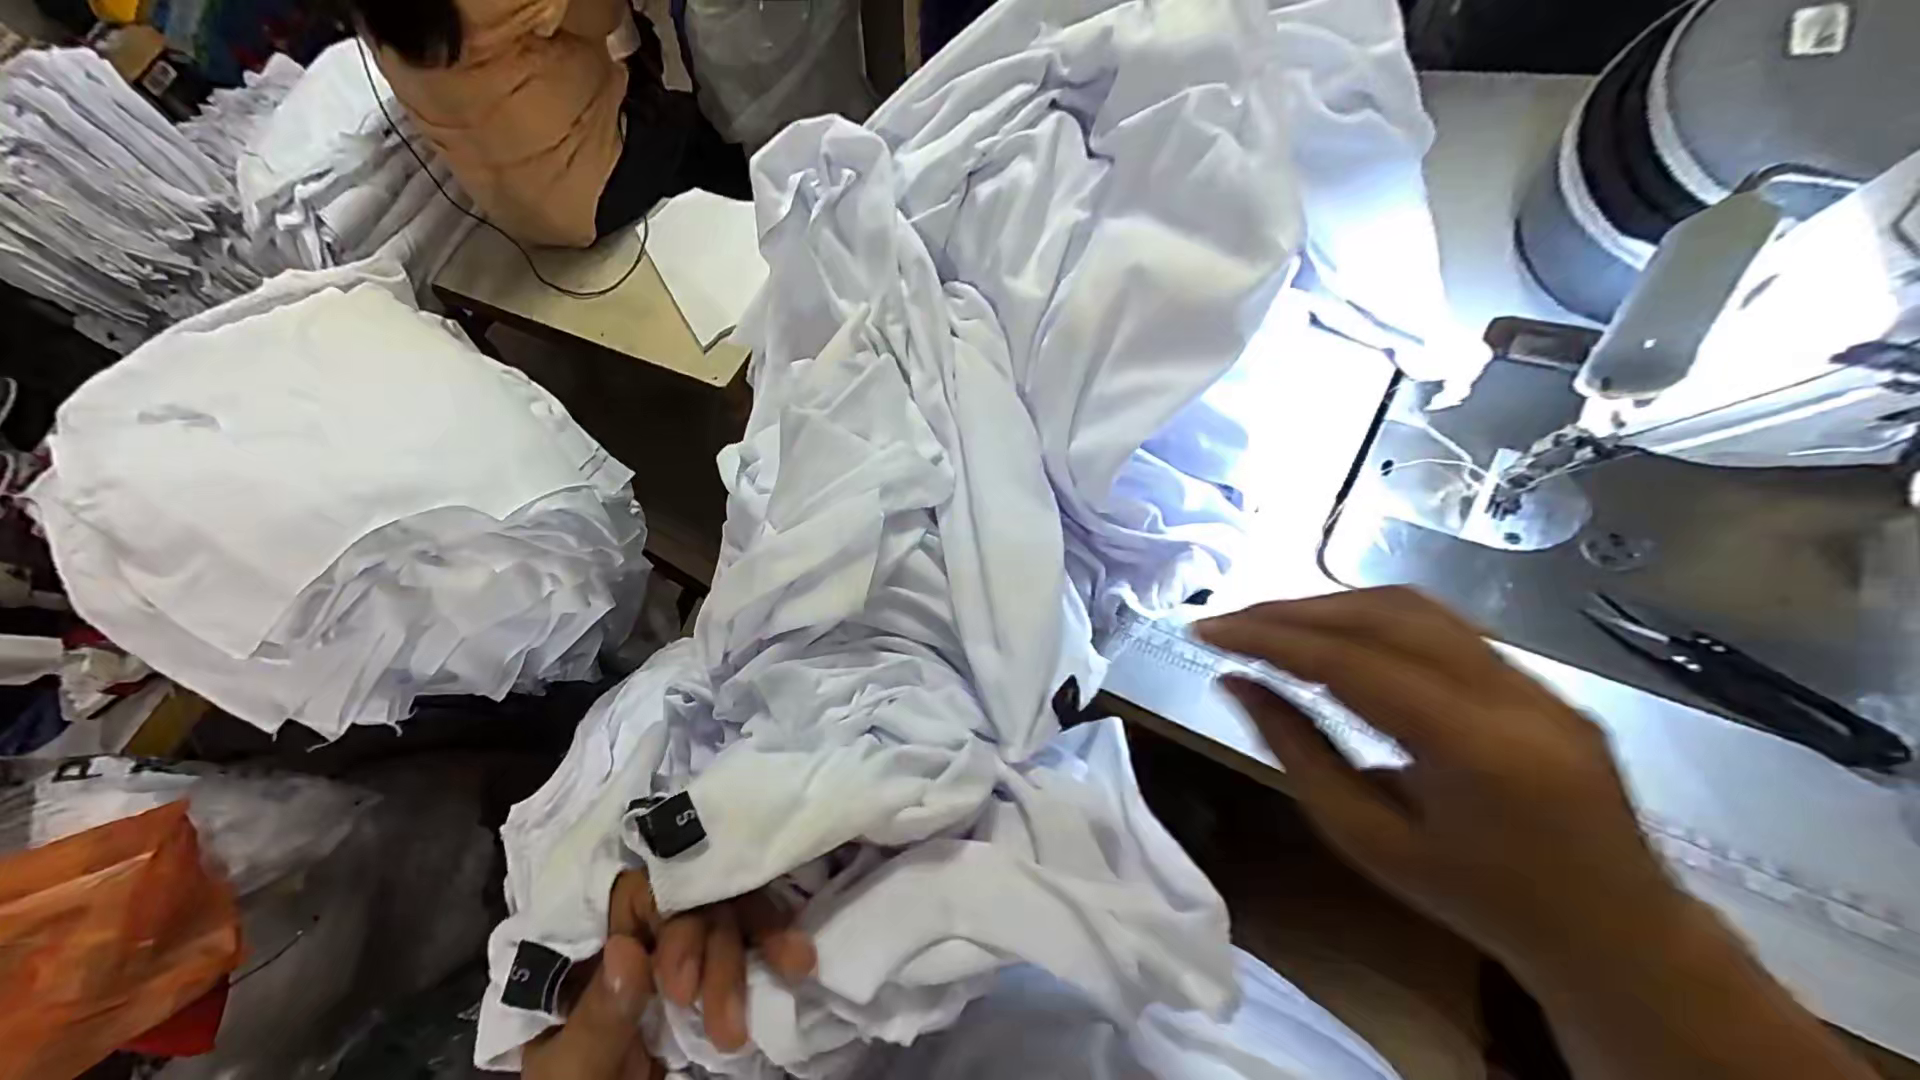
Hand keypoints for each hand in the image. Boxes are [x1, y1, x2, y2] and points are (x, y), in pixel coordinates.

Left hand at [521, 869, 816, 1079]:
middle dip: (718, 955)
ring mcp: (689, 951)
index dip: (670, 921)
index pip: (641, 898)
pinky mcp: (722, 971)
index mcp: (598, 950)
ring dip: (762, 942)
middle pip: (694, 907)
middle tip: (727, 1026)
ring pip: (731, 916)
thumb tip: (625, 946)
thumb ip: (599, 1018)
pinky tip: (798, 961)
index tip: (682, 985)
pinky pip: (753, 939)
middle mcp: (647, 936)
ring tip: (791, 972)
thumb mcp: (574, 1074)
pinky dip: (776, 945)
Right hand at [1196, 587, 1689, 984]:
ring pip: (1411, 607)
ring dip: (1328, 606)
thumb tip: (1234, 683)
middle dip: (1291, 611)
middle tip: (1228, 621)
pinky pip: (1439, 624)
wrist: (1616, 936)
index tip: (1206, 629)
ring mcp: (1535, 679)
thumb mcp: (1367, 838)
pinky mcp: (1537, 678)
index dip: (1266, 638)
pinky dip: (1368, 617)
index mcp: (1473, 748)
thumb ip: (1296, 750)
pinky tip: (1330, 632)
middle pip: (1381, 616)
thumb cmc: (1476, 900)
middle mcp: (1513, 695)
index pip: (1347, 662)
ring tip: (1269, 622)